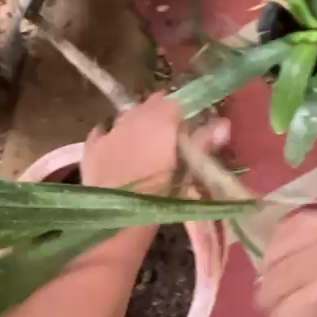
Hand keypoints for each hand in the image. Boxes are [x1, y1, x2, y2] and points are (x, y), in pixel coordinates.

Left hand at [80, 96, 228, 193]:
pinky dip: (111, 136)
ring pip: (127, 116)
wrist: (117, 215)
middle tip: (170, 136)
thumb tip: (224, 124)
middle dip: (161, 114)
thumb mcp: (188, 170)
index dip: (184, 112)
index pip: (177, 101)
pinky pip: (103, 132)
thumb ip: (204, 143)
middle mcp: (134, 116)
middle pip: (151, 105)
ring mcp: (110, 130)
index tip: (189, 126)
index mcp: (161, 118)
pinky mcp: (91, 146)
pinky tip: (115, 147)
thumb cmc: (160, 193)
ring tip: (144, 144)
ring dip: (137, 124)